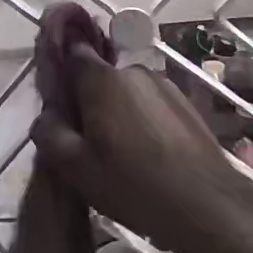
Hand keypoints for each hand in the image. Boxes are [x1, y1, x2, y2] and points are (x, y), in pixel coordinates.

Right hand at [30, 43, 252, 252]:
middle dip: (89, 97)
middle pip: (100, 75)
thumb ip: (50, 134)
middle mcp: (133, 71)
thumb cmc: (132, 183)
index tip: (54, 82)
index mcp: (102, 79)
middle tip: (85, 135)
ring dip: (117, 109)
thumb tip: (46, 116)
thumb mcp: (76, 168)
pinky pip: (150, 102)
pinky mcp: (185, 102)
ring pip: (127, 90)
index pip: (73, 50)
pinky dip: (142, 118)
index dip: (60, 60)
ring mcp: (164, 84)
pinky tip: (147, 151)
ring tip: (120, 150)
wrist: (205, 202)